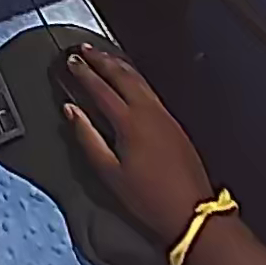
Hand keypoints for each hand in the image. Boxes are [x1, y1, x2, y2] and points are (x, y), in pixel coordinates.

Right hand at [62, 47, 213, 240]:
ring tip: (103, 54)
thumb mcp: (110, 173)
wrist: (195, 215)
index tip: (71, 60)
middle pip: (121, 76)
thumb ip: (87, 137)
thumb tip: (70, 110)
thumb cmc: (148, 197)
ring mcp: (163, 115)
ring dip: (118, 63)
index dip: (84, 72)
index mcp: (129, 122)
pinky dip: (133, 74)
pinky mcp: (173, 122)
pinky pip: (148, 88)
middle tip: (84, 48)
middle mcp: (147, 112)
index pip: (101, 88)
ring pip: (138, 79)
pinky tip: (128, 75)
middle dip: (100, 59)